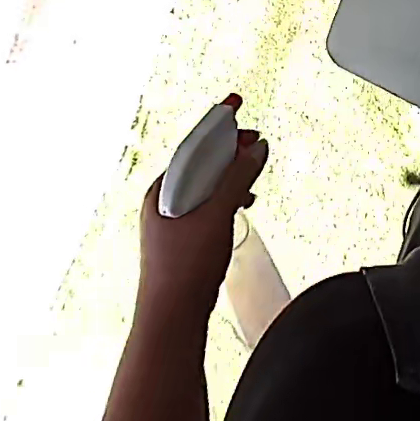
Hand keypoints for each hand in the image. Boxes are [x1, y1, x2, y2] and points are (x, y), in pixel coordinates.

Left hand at [139, 94, 268, 313]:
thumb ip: (238, 178)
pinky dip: (229, 193)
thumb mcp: (217, 214)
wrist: (172, 317)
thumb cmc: (185, 268)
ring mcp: (173, 217)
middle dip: (230, 148)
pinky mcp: (185, 232)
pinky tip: (244, 199)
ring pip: (207, 181)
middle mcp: (164, 199)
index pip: (194, 145)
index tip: (235, 103)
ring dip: (232, 172)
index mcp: (162, 190)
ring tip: (253, 169)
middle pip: (201, 161)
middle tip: (255, 139)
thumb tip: (257, 149)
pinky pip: (210, 199)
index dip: (218, 124)